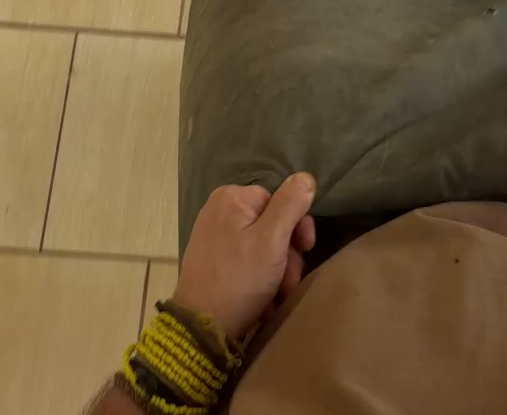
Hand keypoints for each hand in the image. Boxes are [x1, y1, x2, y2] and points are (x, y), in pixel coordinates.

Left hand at [172, 173, 317, 337]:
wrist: (200, 330)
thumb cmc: (239, 280)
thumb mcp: (271, 240)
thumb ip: (290, 204)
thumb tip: (305, 177)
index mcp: (232, 197)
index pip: (280, 200)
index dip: (296, 225)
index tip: (306, 250)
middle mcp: (220, 209)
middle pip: (272, 222)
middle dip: (287, 253)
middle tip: (289, 280)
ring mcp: (213, 235)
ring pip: (262, 244)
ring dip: (277, 269)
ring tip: (277, 294)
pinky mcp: (211, 259)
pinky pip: (246, 258)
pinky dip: (259, 276)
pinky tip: (264, 296)